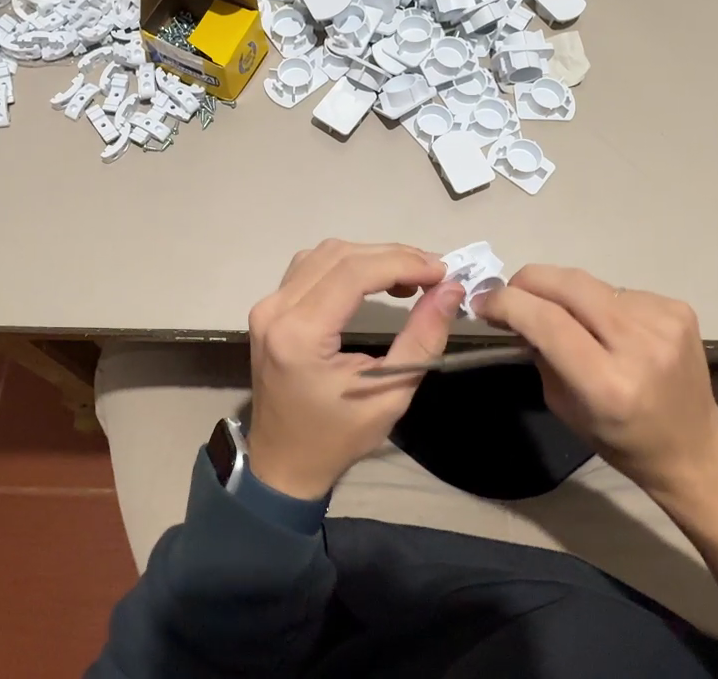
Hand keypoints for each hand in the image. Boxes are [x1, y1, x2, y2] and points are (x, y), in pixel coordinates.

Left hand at [244, 240, 464, 500]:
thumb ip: (422, 338)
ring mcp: (267, 306)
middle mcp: (275, 310)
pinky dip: (347, 264)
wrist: (283, 463)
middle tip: (434, 272)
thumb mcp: (391, 395)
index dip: (402, 263)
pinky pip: (310, 267)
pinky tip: (375, 280)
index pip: (354, 273)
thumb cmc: (337, 437)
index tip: (443, 271)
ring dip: (370, 256)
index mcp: (300, 335)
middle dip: (392, 256)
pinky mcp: (268, 308)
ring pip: (324, 254)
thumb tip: (451, 289)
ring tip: (410, 276)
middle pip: (339, 256)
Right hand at [477, 265, 717, 499]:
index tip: (482, 302)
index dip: (507, 302)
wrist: (693, 448)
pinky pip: (619, 290)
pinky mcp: (679, 309)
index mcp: (607, 383)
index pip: (547, 321)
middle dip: (528, 281)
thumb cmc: (619, 439)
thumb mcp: (563, 406)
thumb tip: (517, 310)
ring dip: (565, 295)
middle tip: (510, 293)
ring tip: (565, 318)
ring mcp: (664, 323)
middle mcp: (639, 346)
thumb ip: (540, 354)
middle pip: (568, 284)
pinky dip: (600, 302)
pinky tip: (607, 327)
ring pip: (591, 283)